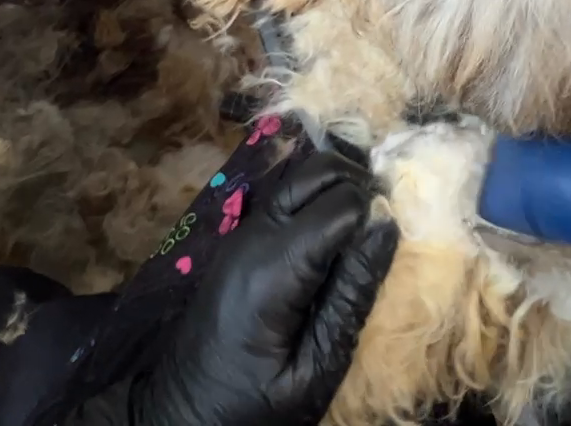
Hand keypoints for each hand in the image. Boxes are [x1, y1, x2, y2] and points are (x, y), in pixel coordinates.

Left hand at [73, 151, 398, 425]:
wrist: (181, 413)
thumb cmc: (253, 403)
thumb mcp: (316, 367)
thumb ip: (352, 295)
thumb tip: (387, 225)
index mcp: (275, 268)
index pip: (342, 201)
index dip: (373, 214)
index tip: (390, 242)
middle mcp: (258, 233)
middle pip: (322, 169)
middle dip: (360, 185)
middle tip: (380, 226)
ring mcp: (247, 229)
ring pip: (305, 172)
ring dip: (340, 186)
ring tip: (362, 228)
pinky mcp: (244, 235)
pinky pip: (291, 193)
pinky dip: (321, 196)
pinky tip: (334, 235)